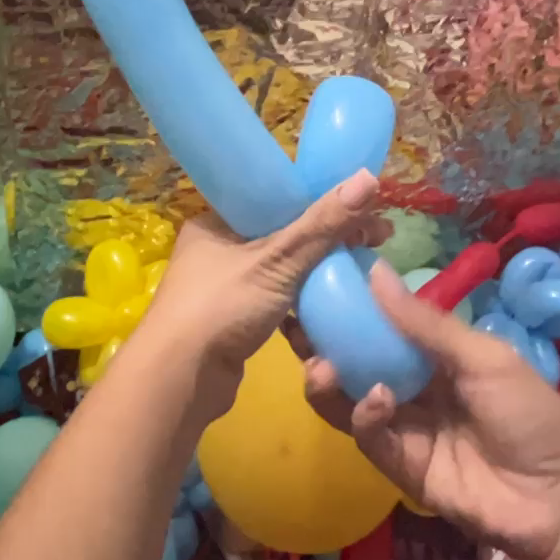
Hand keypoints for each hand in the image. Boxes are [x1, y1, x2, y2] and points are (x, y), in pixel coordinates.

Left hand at [131, 169, 383, 419]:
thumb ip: (323, 223)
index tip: (365, 203)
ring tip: (366, 264)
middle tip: (379, 238)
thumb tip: (368, 177)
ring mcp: (227, 283)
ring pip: (285, 264)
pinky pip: (281, 295)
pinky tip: (337, 297)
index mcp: (218, 218)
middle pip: (286, 228)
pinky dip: (307, 294)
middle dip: (331, 233)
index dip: (322, 196)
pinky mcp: (237, 317)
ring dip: (322, 265)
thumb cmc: (222, 307)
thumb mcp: (277, 260)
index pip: (278, 195)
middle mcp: (219, 245)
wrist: (180, 382)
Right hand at [305, 261, 559, 559]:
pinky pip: (370, 436)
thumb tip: (374, 270)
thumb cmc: (531, 412)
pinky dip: (365, 416)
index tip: (315, 280)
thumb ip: (424, 322)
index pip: (381, 323)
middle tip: (294, 323)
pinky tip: (378, 400)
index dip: (349, 304)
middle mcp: (411, 384)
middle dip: (323, 342)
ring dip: (329, 381)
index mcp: (433, 353)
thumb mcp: (483, 356)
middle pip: (355, 360)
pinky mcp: (400, 465)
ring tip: (319, 364)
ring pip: (350, 399)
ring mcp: (404, 426)